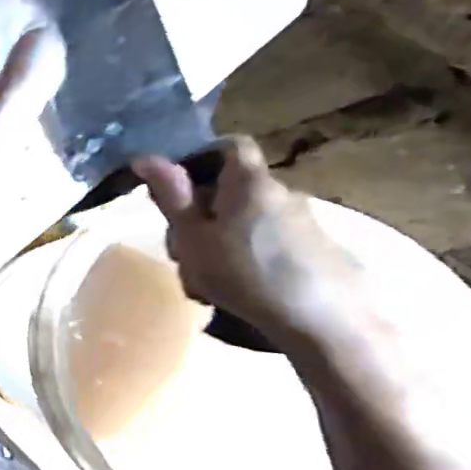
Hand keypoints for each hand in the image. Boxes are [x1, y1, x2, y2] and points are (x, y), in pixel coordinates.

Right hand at [131, 137, 371, 351]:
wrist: (325, 324)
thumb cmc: (245, 274)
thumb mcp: (193, 238)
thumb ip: (171, 197)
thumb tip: (145, 156)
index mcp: (249, 181)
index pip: (230, 145)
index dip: (202, 157)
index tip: (178, 187)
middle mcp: (281, 192)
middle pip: (234, 190)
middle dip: (204, 215)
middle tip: (183, 253)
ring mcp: (305, 223)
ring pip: (249, 222)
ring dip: (223, 244)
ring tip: (207, 286)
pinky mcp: (320, 252)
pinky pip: (272, 245)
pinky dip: (251, 260)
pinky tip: (241, 295)